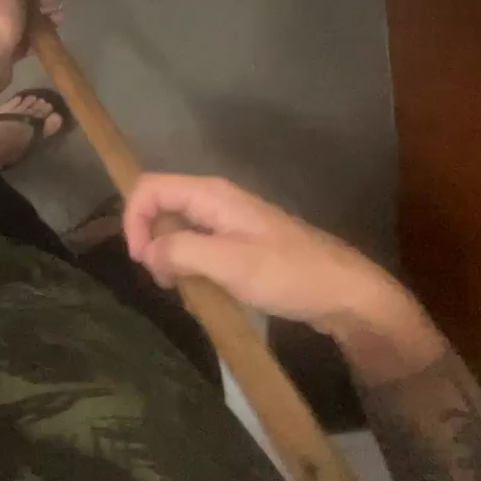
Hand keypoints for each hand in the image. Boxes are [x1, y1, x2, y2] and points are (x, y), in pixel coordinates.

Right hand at [123, 173, 423, 342]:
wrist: (346, 293)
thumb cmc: (287, 274)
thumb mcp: (229, 264)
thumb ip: (181, 251)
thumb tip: (146, 251)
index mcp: (210, 195)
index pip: (150, 188)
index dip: (134, 219)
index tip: (141, 260)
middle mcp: (214, 200)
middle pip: (161, 205)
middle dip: (150, 239)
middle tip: (162, 280)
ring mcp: (227, 221)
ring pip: (178, 227)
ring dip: (170, 256)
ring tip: (182, 290)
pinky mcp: (238, 242)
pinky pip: (198, 245)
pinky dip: (190, 265)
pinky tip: (202, 292)